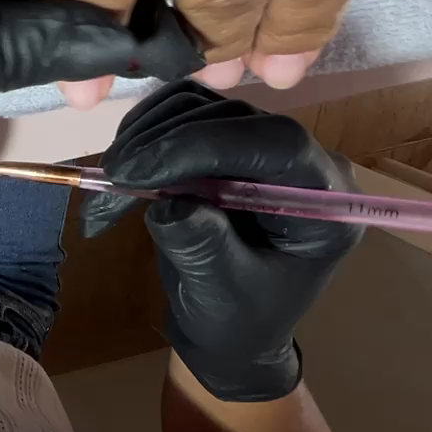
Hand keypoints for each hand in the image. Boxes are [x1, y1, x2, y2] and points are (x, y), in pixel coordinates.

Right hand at [81, 81, 361, 400]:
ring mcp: (258, 146)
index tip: (136, 174)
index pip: (273, 143)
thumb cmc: (235, 318)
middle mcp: (299, 160)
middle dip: (161, 143)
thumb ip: (202, 247)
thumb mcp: (220, 293)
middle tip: (109, 178)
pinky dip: (142, 130)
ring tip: (109, 178)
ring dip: (144, 134)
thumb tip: (170, 203)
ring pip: (199, 106)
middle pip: (231, 116)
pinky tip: (121, 162)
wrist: (228, 326)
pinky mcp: (222, 141)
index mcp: (322, 199)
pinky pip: (180, 112)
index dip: (201, 146)